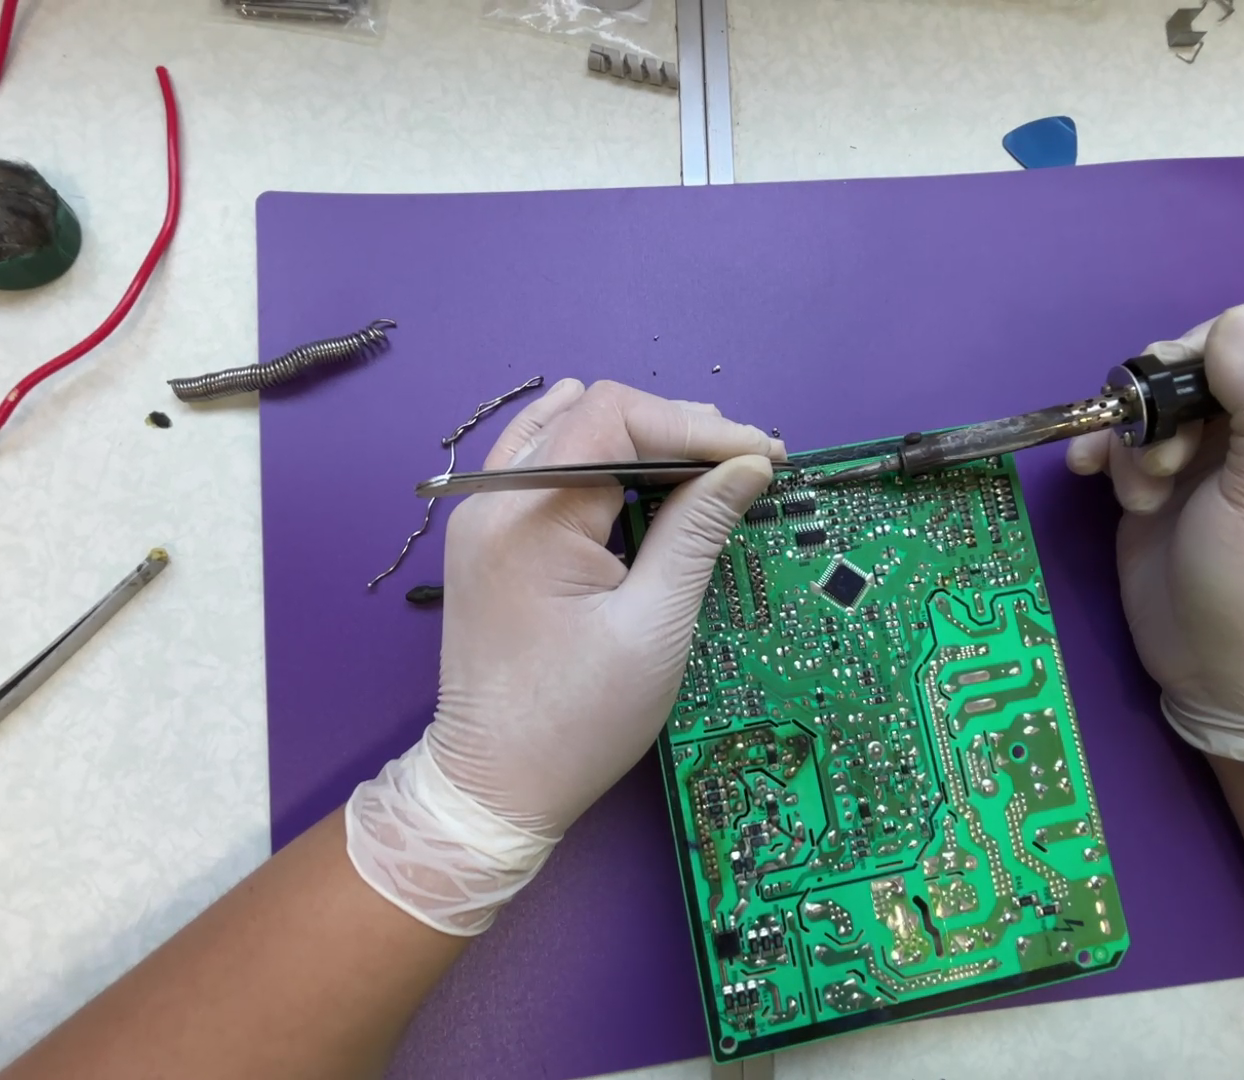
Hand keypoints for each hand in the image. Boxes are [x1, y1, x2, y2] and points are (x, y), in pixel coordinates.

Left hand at [347, 379, 782, 933]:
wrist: (495, 785)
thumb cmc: (580, 719)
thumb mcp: (654, 624)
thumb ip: (696, 530)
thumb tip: (748, 466)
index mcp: (529, 514)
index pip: (615, 417)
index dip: (696, 426)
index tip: (761, 455)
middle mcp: (493, 496)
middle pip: (591, 416)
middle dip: (675, 430)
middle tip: (745, 462)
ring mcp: (483, 514)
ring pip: (568, 433)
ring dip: (639, 438)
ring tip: (706, 461)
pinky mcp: (490, 536)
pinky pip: (543, 465)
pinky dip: (598, 457)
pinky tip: (632, 460)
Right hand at [1066, 294, 1243, 761]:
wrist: (1223, 678)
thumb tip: (1234, 322)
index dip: (1242, 334)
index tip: (1197, 377)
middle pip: (1211, 356)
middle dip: (1171, 396)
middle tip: (1161, 452)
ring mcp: (1210, 453)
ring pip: (1157, 396)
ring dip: (1133, 434)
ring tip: (1140, 489)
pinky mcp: (1156, 480)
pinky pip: (1121, 436)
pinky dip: (1101, 449)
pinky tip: (1091, 476)